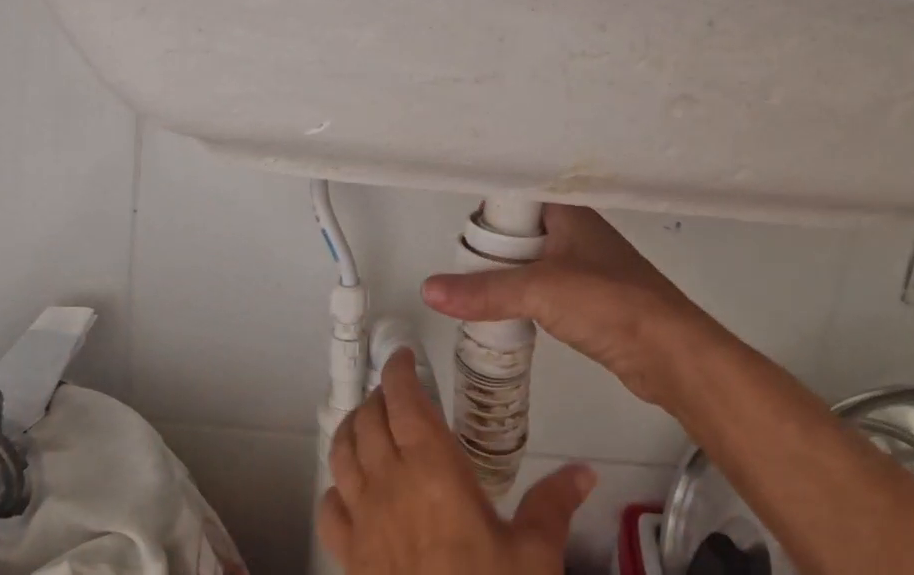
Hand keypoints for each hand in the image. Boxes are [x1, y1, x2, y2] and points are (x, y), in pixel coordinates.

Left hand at [319, 348, 594, 574]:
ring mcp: (363, 521)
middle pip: (368, 420)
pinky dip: (335, 485)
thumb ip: (553, 504)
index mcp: (434, 470)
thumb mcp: (534, 554)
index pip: (403, 401)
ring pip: (341, 454)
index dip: (397, 372)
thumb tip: (584, 473)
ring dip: (351, 429)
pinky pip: (329, 507)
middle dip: (377, 396)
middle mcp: (390, 485)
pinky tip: (348, 487)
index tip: (403, 358)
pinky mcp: (349, 556)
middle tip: (395, 393)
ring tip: (367, 422)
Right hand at [424, 203, 698, 405]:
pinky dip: (524, 298)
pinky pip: (545, 289)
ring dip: (507, 276)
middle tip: (458, 269)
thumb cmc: (609, 304)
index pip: (516, 198)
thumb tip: (429, 290)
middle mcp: (578, 232)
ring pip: (532, 262)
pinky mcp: (591, 301)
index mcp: (569, 212)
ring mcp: (586, 267)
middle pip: (520, 231)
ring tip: (473, 292)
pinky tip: (507, 313)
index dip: (487, 213)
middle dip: (490, 249)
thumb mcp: (538, 291)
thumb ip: (483, 291)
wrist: (670, 354)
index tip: (459, 236)